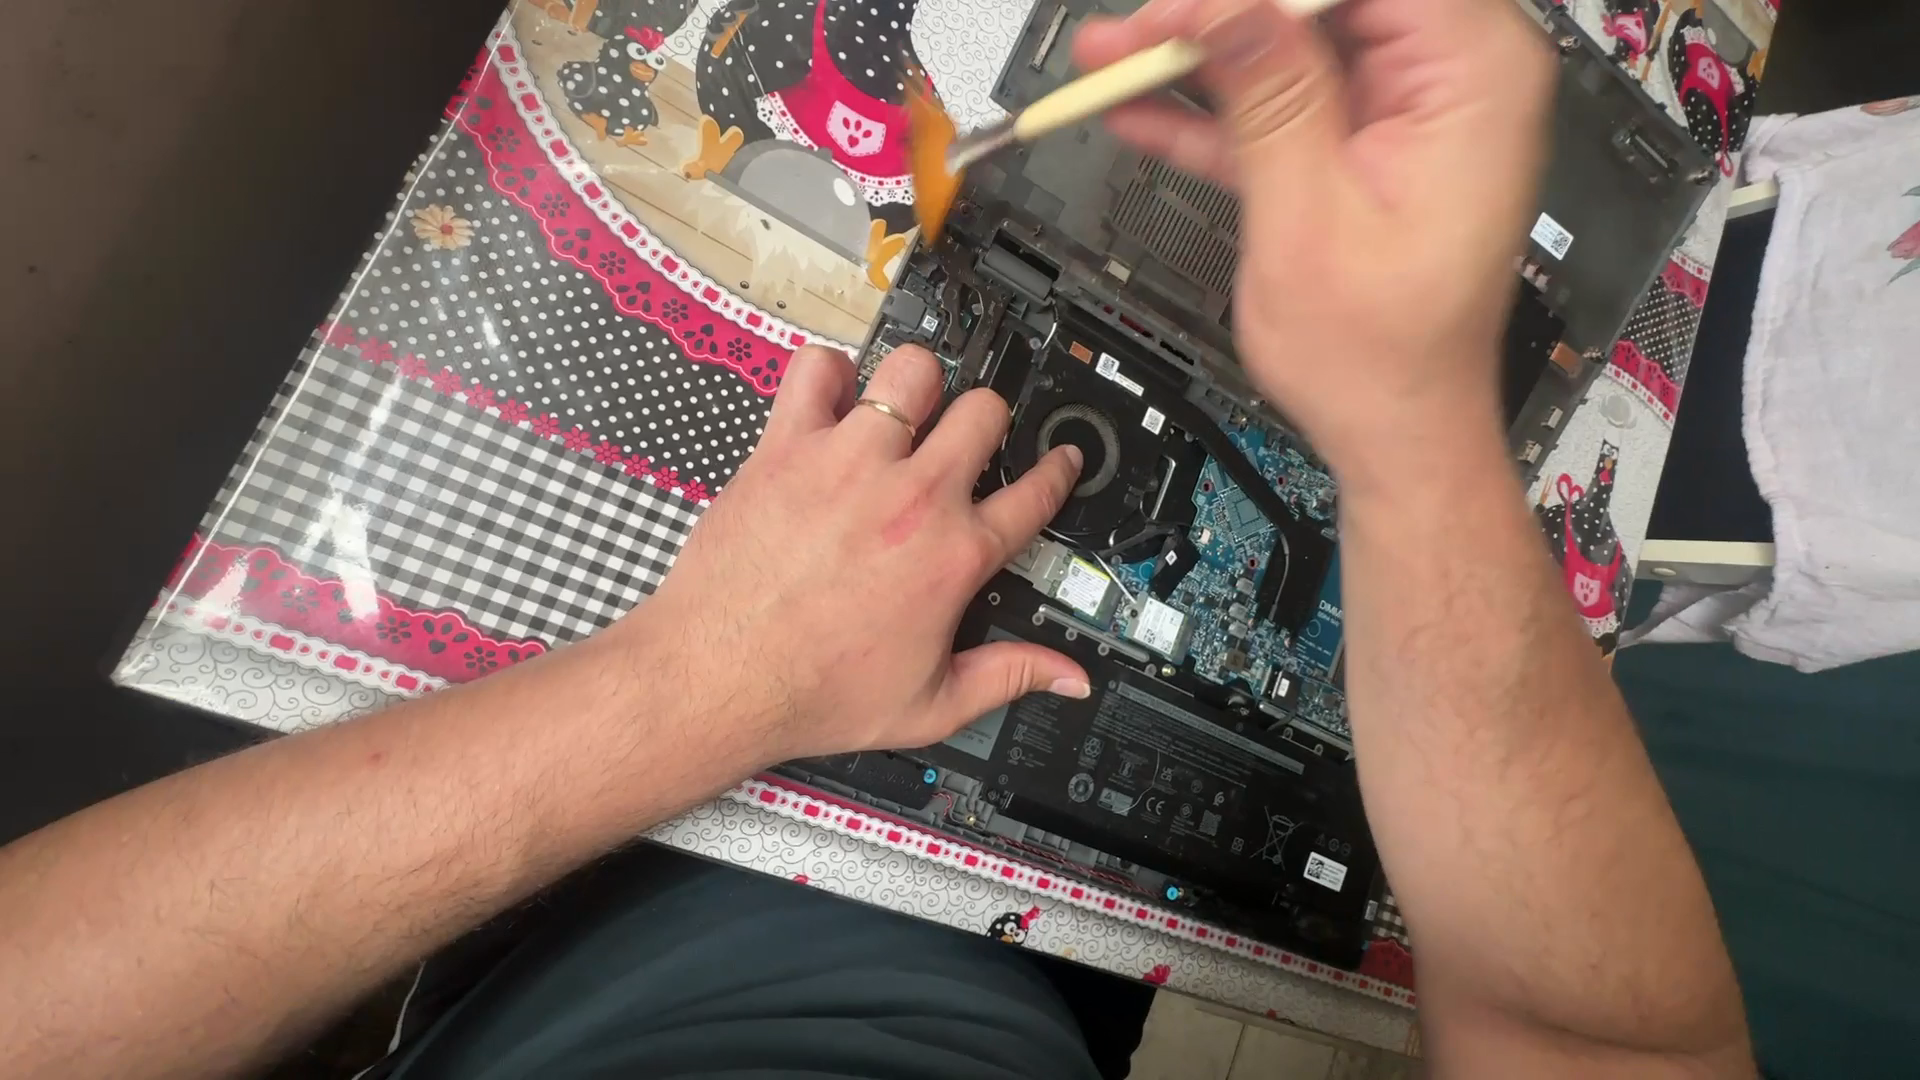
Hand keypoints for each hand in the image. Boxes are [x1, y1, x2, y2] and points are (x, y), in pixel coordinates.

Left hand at [628, 344, 1089, 765]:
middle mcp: (911, 498)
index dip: (1056, 472)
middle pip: (984, 412)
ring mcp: (850, 464)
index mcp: (953, 553)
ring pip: (913, 372)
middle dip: (988, 419)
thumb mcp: (931, 705)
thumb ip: (1009, 677)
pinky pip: (817, 369)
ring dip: (919, 385)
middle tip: (968, 439)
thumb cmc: (815, 691)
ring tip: (906, 411)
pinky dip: (829, 374)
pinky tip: (832, 403)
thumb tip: (1067, 675)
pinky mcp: (788, 448)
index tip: (1056, 462)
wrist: (717, 679)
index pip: (1033, 494)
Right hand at [1075, 0, 1553, 491]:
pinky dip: (1208, 120)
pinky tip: (1143, 115)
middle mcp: (1441, 84)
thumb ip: (1273, 106)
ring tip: (1112, 65)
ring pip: (1281, 56)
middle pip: (1316, 6)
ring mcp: (1389, 122)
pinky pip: (1270, 119)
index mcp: (1468, 79)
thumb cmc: (1377, 355)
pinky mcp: (1344, 160)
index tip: (1179, 8)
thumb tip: (1230, 12)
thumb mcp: (1308, 226)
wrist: (1385, 424)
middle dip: (1216, 15)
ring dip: (1195, 63)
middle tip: (1134, 33)